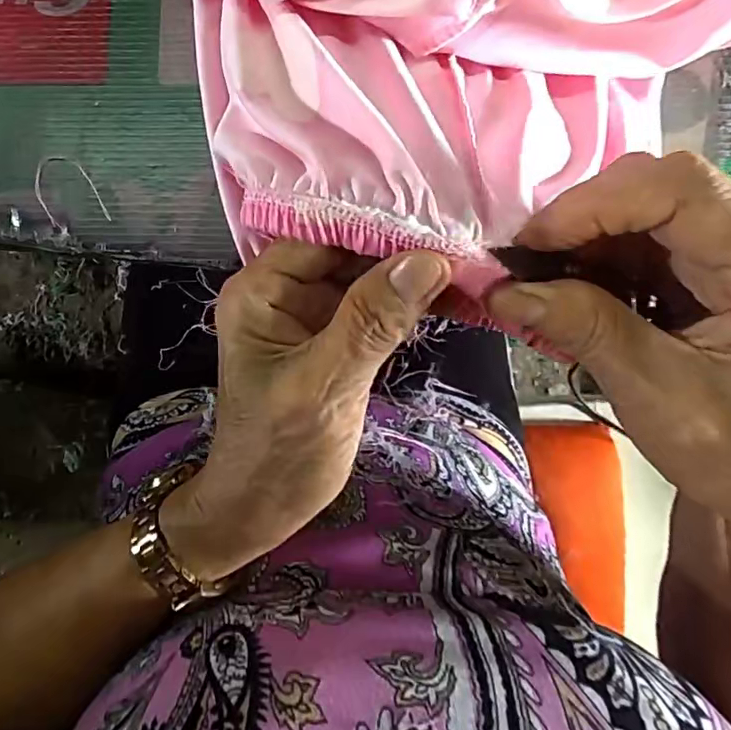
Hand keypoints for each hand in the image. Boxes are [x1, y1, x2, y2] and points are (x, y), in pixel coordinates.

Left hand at [160, 242, 450, 580]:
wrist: (262, 510)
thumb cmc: (278, 452)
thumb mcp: (325, 383)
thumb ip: (371, 321)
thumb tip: (426, 259)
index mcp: (259, 291)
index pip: (322, 237)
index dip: (378, 227)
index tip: (440, 219)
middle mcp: (279, 293)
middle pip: (345, 253)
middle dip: (401, 249)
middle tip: (468, 238)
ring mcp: (306, 316)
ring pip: (363, 280)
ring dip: (410, 276)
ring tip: (471, 261)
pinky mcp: (331, 340)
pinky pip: (371, 310)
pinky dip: (406, 305)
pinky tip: (451, 296)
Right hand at [483, 153, 730, 547]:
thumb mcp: (660, 400)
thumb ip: (587, 330)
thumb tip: (504, 289)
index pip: (689, 192)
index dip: (597, 203)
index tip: (533, 242)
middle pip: (670, 192)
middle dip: (584, 221)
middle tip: (528, 263)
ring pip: (656, 209)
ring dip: (587, 240)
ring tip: (545, 281)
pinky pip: (658, 238)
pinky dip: (602, 258)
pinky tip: (578, 289)